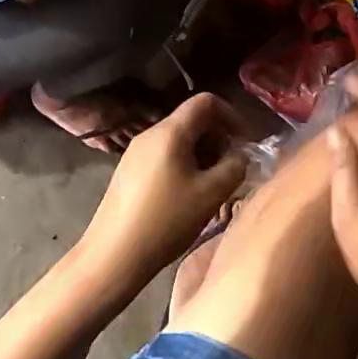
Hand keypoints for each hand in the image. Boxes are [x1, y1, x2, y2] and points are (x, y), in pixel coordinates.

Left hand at [77, 93, 246, 283]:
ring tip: (213, 184)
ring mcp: (136, 153)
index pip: (206, 101)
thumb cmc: (166, 221)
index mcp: (170, 133)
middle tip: (231, 167)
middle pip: (193, 119)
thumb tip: (239, 155)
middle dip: (219, 138)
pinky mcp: (130, 171)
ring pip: (180, 138)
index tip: (244, 141)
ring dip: (204, 153)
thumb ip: (236, 165)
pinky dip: (186, 164)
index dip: (231, 115)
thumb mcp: (212, 193)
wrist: (113, 256)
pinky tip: (189, 194)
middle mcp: (150, 135)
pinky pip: (166, 154)